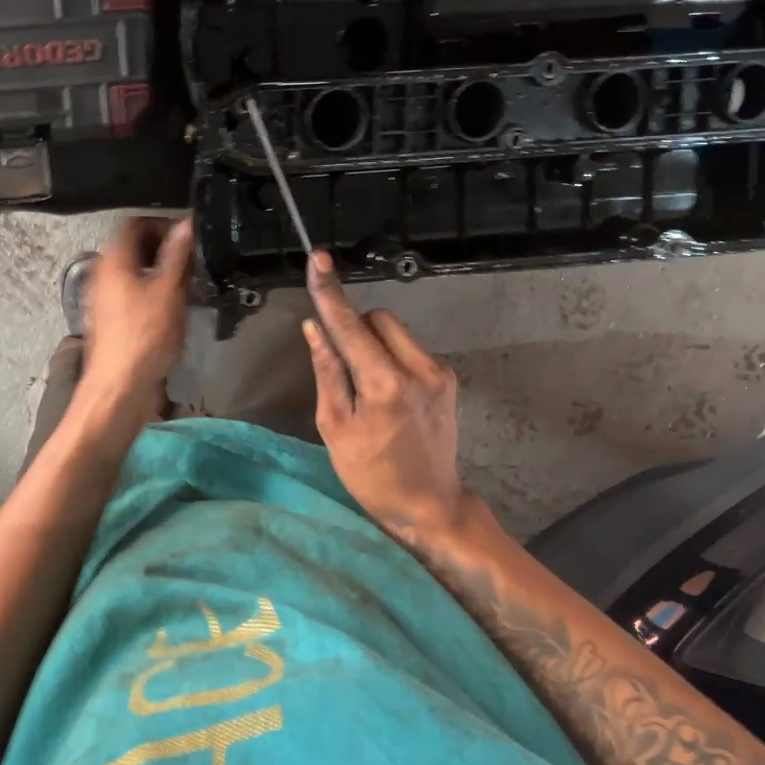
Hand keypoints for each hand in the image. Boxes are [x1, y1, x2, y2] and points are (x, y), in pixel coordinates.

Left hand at [80, 217, 193, 407]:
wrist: (119, 386)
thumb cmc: (145, 335)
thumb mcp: (168, 291)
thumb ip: (177, 255)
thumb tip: (185, 224)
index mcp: (112, 259)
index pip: (135, 224)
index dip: (162, 225)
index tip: (189, 237)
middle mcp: (102, 273)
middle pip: (134, 248)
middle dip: (164, 250)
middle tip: (192, 261)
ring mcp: (104, 298)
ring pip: (135, 273)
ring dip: (161, 273)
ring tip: (188, 285)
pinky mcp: (111, 320)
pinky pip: (133, 294)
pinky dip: (153, 293)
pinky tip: (174, 308)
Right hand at [301, 251, 477, 539]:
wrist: (429, 505)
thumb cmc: (370, 474)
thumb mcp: (335, 427)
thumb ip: (327, 371)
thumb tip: (315, 328)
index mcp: (384, 385)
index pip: (349, 326)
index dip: (330, 292)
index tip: (319, 258)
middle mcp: (419, 369)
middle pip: (377, 318)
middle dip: (354, 329)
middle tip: (341, 366)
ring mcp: (439, 372)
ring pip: (394, 330)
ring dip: (372, 343)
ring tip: (365, 386)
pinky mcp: (448, 378)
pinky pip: (409, 348)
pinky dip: (390, 357)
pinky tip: (387, 395)